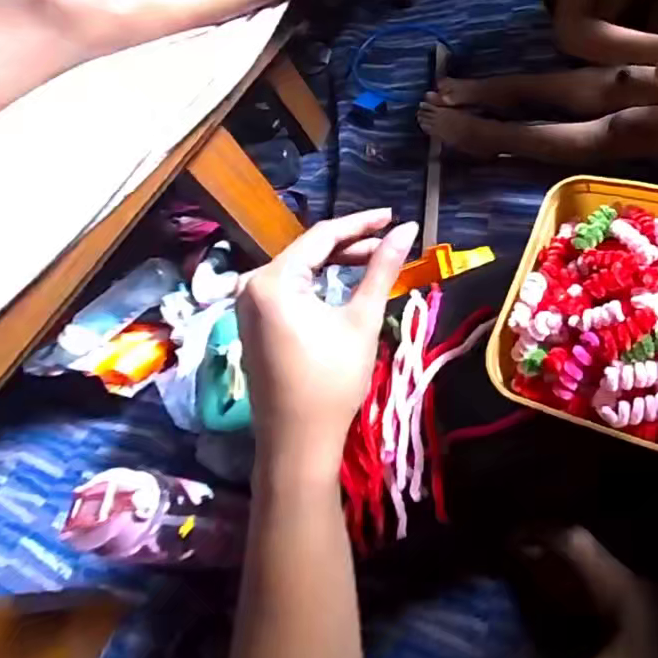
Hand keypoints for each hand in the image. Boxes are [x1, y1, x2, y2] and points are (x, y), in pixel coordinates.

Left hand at [235, 209, 415, 480]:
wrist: (297, 442)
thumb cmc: (331, 380)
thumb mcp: (361, 319)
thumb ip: (382, 269)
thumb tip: (408, 230)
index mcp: (273, 280)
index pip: (322, 236)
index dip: (361, 223)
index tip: (392, 216)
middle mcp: (252, 286)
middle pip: (309, 251)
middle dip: (351, 245)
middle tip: (390, 242)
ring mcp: (249, 306)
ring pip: (301, 270)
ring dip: (337, 263)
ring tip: (375, 260)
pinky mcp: (255, 323)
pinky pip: (291, 289)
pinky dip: (320, 283)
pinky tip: (345, 283)